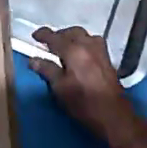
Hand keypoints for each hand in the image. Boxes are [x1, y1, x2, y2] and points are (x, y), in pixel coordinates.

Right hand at [28, 26, 146, 146]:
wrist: (113, 115)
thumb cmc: (83, 103)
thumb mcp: (60, 88)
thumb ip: (47, 70)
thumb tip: (33, 59)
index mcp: (74, 50)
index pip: (55, 37)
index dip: (43, 35)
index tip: (34, 36)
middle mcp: (88, 45)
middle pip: (71, 32)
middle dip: (58, 35)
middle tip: (48, 44)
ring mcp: (101, 51)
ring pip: (84, 35)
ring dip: (71, 37)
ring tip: (63, 48)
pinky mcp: (107, 59)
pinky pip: (92, 42)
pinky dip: (82, 43)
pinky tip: (78, 54)